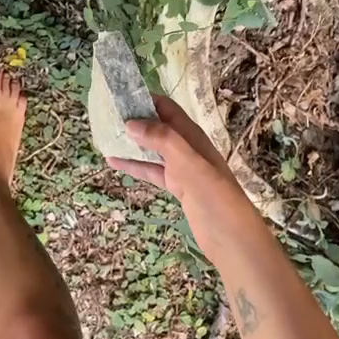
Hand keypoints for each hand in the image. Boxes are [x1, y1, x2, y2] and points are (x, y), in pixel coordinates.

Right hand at [107, 94, 236, 201]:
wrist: (234, 242)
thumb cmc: (216, 198)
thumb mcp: (190, 165)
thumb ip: (163, 140)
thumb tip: (130, 122)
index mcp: (191, 136)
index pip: (165, 107)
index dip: (144, 99)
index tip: (117, 97)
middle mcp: (185, 148)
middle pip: (156, 126)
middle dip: (133, 119)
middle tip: (104, 116)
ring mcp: (181, 168)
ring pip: (151, 148)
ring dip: (130, 142)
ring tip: (104, 136)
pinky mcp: (176, 187)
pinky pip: (150, 170)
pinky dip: (133, 165)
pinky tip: (113, 162)